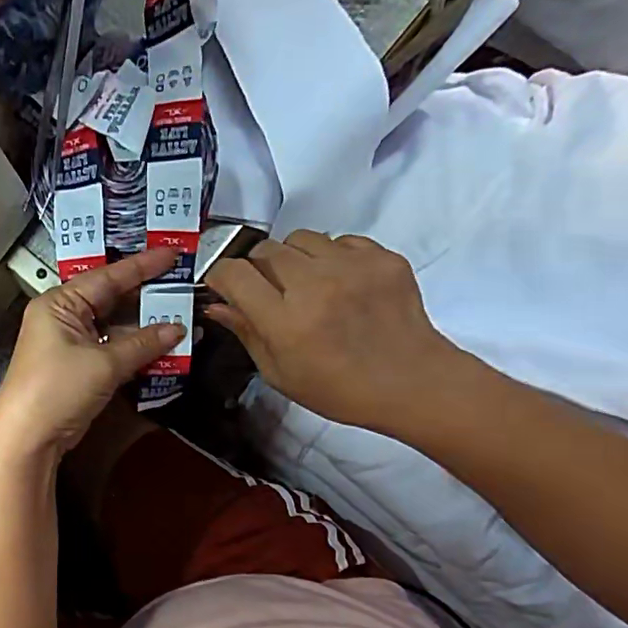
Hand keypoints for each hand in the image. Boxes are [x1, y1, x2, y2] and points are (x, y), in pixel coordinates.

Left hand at [0, 247, 185, 460]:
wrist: (28, 439)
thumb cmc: (58, 390)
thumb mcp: (104, 364)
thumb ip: (142, 344)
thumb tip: (177, 328)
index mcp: (60, 304)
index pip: (107, 277)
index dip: (142, 266)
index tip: (172, 254)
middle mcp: (63, 318)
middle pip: (111, 300)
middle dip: (146, 297)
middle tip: (181, 285)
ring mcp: (70, 344)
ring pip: (114, 327)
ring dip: (144, 327)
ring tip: (180, 317)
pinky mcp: (78, 368)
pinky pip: (111, 349)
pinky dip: (134, 349)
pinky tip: (161, 347)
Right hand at [204, 231, 466, 432]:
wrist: (411, 383)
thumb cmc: (339, 390)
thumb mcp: (280, 373)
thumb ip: (247, 333)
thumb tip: (217, 304)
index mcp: (286, 321)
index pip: (235, 274)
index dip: (221, 276)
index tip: (224, 285)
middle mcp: (316, 285)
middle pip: (266, 250)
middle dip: (258, 268)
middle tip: (269, 292)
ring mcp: (352, 267)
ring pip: (301, 238)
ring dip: (294, 258)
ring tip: (306, 285)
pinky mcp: (382, 258)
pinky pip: (341, 241)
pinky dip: (331, 257)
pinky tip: (339, 284)